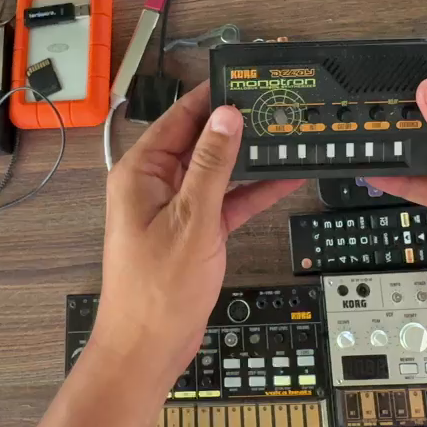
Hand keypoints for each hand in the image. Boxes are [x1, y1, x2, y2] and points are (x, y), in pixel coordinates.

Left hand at [91, 84, 301, 390]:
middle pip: (200, 140)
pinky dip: (250, 191)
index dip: (211, 96)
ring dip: (247, 157)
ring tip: (285, 133)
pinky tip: (283, 178)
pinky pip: (226, 200)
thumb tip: (226, 115)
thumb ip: (211, 165)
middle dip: (235, 124)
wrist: (147, 349)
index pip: (179, 118)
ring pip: (217, 170)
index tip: (243, 77)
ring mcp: (176, 206)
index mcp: (141, 171)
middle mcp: (156, 182)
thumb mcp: (191, 219)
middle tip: (274, 103)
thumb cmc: (155, 288)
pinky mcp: (195, 228)